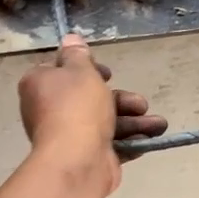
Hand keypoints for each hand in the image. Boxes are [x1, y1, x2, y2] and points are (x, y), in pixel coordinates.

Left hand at [17, 35, 167, 189]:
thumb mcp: (80, 71)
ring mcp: (69, 135)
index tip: (107, 73)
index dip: (87, 69)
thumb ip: (78, 55)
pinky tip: (149, 138)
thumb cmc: (77, 108)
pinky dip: (130, 140)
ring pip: (106, 121)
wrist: (78, 159)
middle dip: (122, 100)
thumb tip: (70, 38)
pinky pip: (111, 143)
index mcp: (41, 85)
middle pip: (90, 98)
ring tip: (157, 125)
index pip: (62, 71)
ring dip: (134, 121)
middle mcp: (50, 110)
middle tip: (140, 103)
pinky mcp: (86, 155)